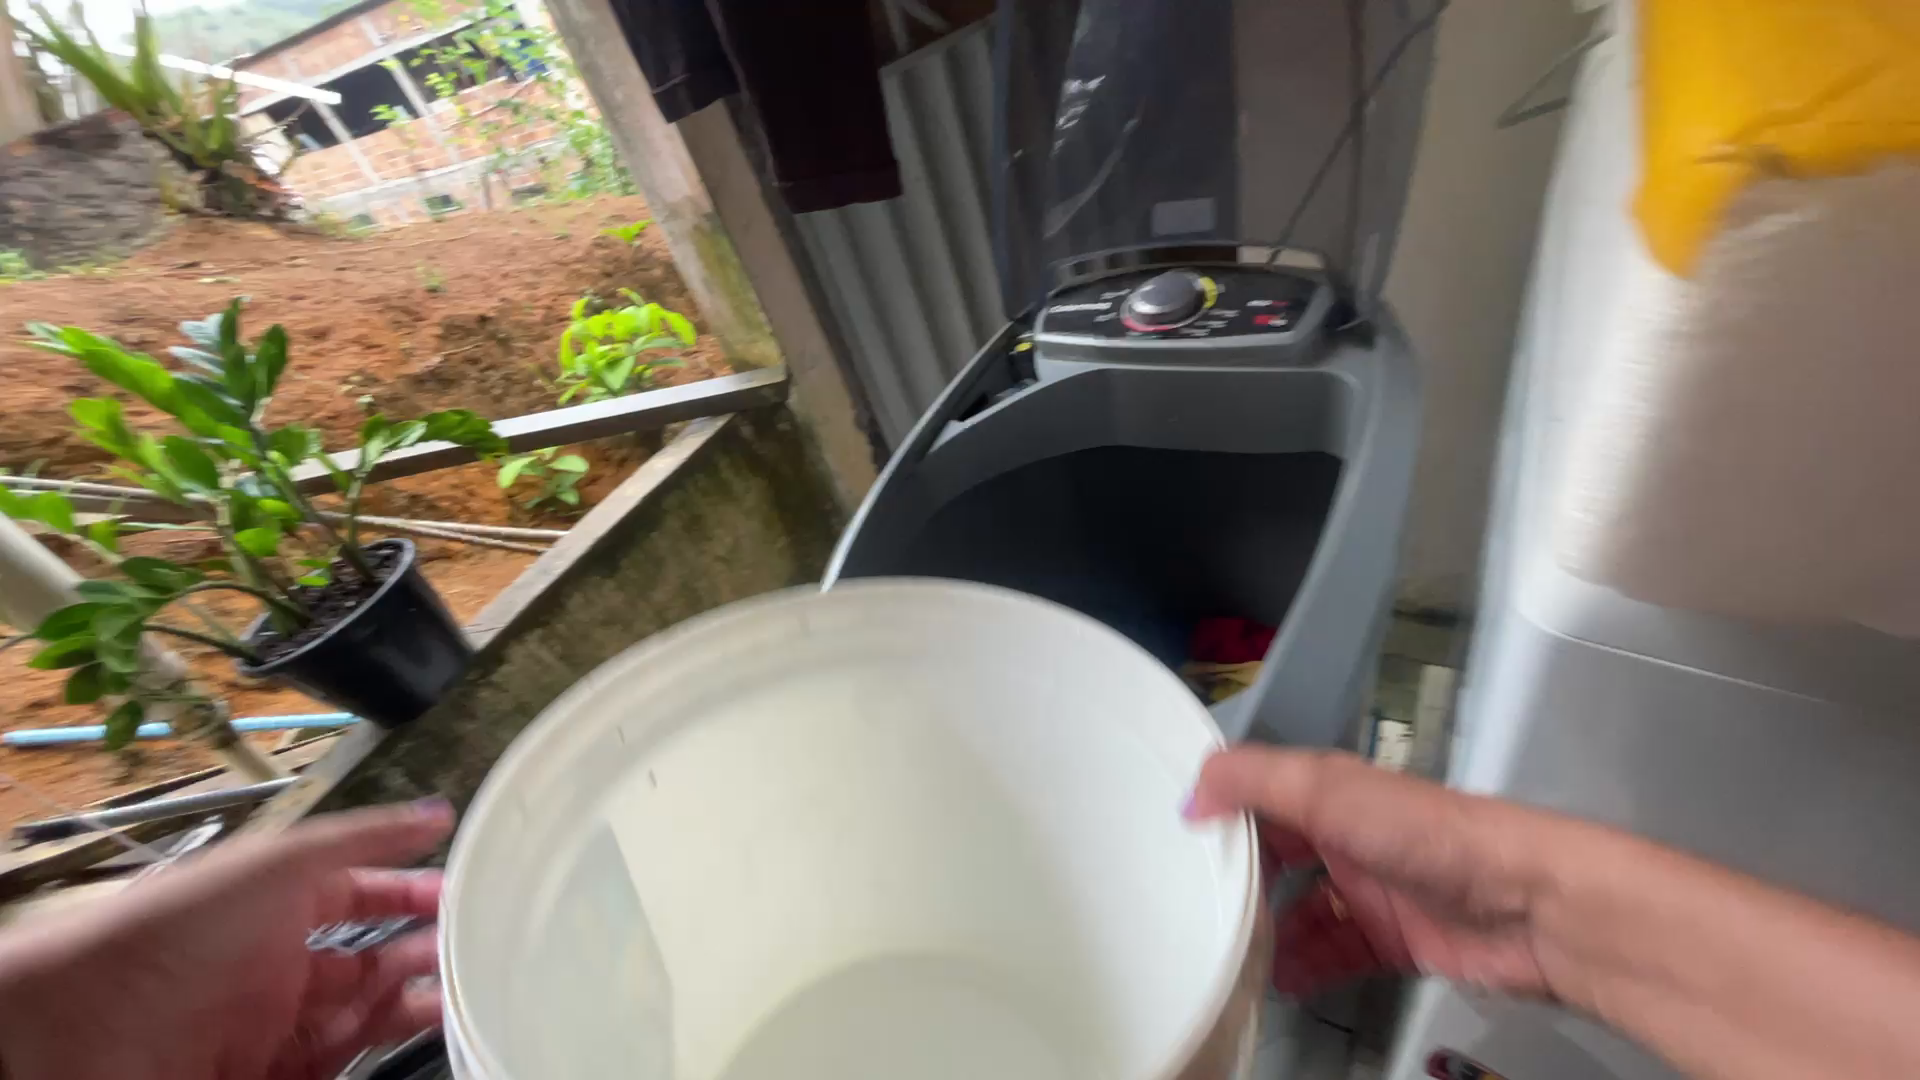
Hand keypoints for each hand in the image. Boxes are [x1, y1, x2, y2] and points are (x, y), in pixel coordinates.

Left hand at [0, 799, 454, 1079]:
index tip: (463, 888)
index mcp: (277, 910)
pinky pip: (339, 1061)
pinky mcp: (266, 1078)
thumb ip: (366, 837)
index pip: (362, 894)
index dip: (412, 890)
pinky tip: (420, 1024)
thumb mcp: (281, 862)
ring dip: (414, 998)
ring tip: (462, 986)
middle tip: (475, 942)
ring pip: (362, 1014)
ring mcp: (269, 1029)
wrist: (71, 1041)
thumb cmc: (176, 933)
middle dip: (423, 949)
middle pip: (368, 959)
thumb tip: (441, 812)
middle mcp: (276, 969)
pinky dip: (382, 1043)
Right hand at [1187, 746, 1581, 999]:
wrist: (1530, 906)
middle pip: (1273, 854)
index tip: (1173, 841)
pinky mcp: (1391, 938)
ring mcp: (1366, 888)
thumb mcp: (1323, 790)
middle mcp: (1339, 834)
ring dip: (1269, 931)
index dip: (1216, 810)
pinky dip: (1308, 966)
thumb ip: (1250, 781)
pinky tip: (1282, 983)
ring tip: (1232, 954)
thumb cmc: (1416, 835)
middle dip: (1238, 878)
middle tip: (1198, 906)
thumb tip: (1189, 798)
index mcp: (1322, 790)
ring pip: (1300, 908)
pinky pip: (1335, 952)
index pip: (1253, 793)